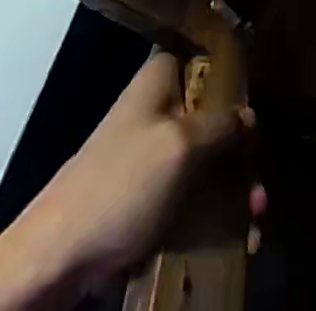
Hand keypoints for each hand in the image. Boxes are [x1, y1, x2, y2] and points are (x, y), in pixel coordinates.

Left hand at [0, 50, 265, 310]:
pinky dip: (216, 212)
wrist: (55, 260)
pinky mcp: (147, 197)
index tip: (258, 95)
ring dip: (235, 188)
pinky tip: (239, 237)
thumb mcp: (181, 145)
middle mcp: (156, 112)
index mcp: (158, 82)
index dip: (232, 71)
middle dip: (242, 149)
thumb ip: (222, 125)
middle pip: (213, 115)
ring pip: (206, 160)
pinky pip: (192, 195)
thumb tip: (250, 115)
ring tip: (255, 219)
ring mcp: (151, 157)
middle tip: (259, 184)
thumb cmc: (120, 185)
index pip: (200, 54)